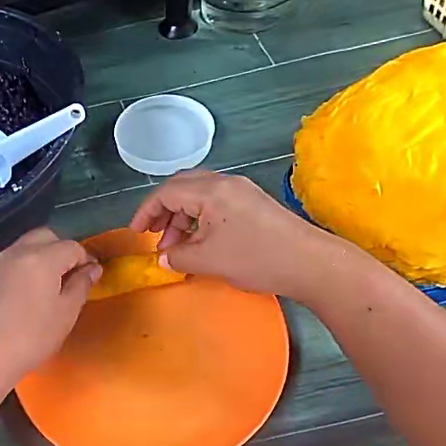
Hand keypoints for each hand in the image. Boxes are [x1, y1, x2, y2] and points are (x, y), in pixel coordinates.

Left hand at [0, 228, 100, 390]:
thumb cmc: (31, 337)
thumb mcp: (66, 314)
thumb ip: (81, 286)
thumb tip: (92, 269)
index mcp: (42, 257)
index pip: (72, 247)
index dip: (85, 260)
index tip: (90, 279)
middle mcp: (17, 252)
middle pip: (45, 237)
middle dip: (61, 251)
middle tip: (68, 278)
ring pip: (24, 248)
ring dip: (40, 259)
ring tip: (47, 289)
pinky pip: (9, 264)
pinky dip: (22, 271)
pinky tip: (24, 297)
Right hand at [128, 171, 357, 301]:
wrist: (309, 262)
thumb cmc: (256, 259)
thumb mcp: (210, 261)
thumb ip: (179, 256)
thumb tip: (164, 258)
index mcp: (210, 191)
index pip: (167, 192)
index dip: (146, 211)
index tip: (137, 232)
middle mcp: (225, 183)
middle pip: (183, 186)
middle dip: (164, 210)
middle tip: (156, 235)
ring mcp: (243, 191)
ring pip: (200, 194)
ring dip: (183, 216)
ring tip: (178, 245)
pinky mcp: (254, 203)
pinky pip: (217, 202)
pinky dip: (201, 218)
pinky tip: (202, 241)